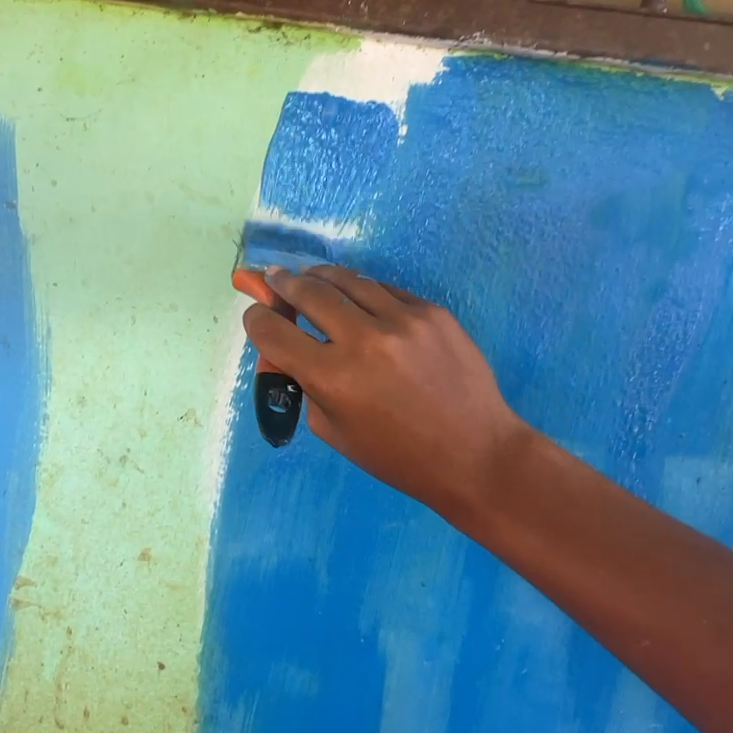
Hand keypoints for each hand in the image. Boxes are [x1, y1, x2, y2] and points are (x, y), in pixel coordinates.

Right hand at [241, 266, 534, 514]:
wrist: (475, 454)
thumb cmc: (396, 456)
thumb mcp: (331, 430)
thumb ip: (301, 383)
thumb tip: (284, 348)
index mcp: (331, 377)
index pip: (271, 330)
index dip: (256, 318)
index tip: (257, 315)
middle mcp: (362, 340)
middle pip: (306, 290)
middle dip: (282, 283)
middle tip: (275, 278)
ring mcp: (401, 320)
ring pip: (346, 279)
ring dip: (319, 276)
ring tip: (310, 277)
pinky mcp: (431, 311)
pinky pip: (383, 289)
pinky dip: (361, 291)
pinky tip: (356, 298)